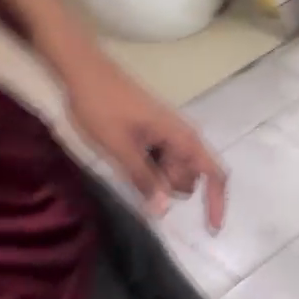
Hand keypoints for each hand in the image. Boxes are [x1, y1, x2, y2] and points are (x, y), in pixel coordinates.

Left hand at [66, 61, 227, 231]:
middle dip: (168, 185)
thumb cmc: (101, 105)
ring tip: (124, 157)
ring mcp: (170, 135)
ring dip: (155, 176)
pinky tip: (126, 156)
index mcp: (184, 139)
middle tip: (133, 168)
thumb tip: (164, 212)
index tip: (210, 230)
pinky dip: (149, 167)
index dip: (216, 203)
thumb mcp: (120, 147)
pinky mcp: (156, 133)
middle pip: (190, 178)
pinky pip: (161, 160)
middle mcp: (184, 138)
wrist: (81, 68)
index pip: (215, 175)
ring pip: (173, 171)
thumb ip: (144, 179)